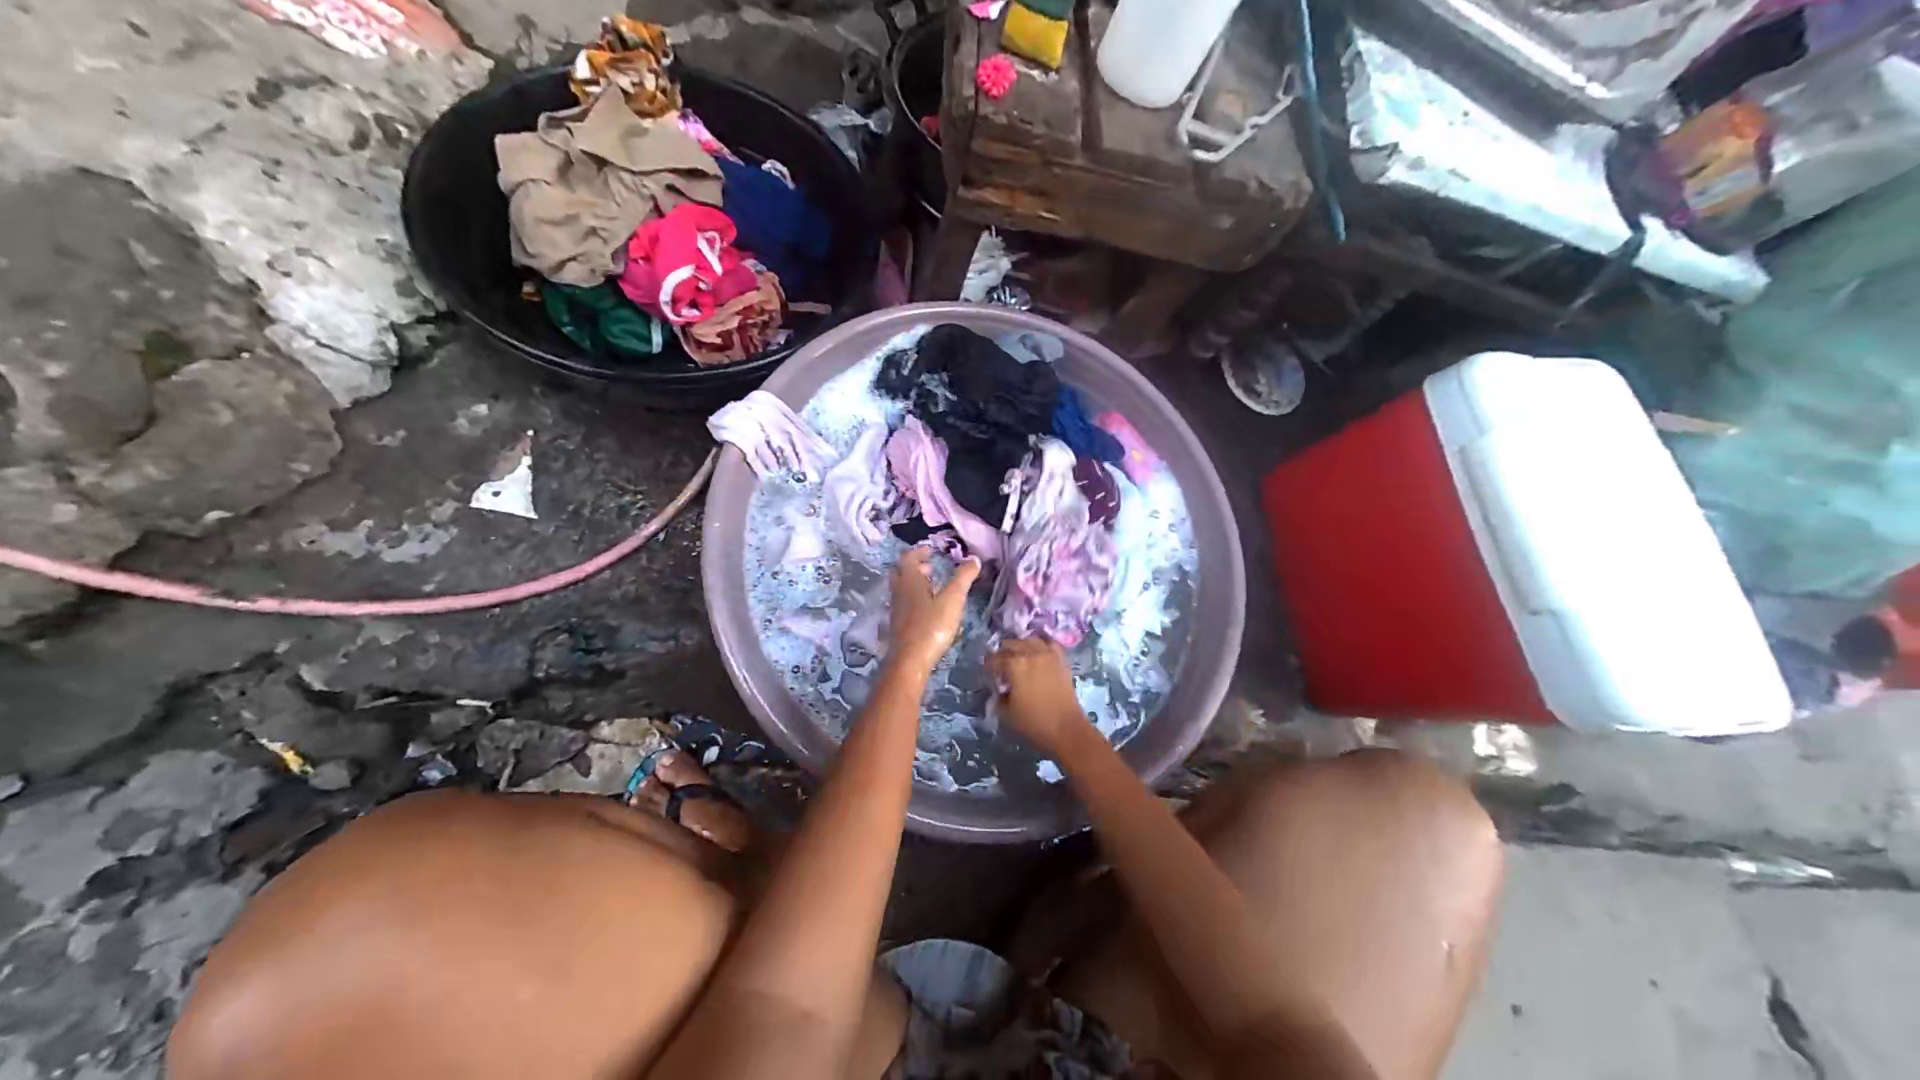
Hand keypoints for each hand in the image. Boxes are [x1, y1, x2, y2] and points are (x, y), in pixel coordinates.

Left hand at [886, 547, 980, 676]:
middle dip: (915, 566)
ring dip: (915, 584)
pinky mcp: (898, 625)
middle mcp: (899, 592)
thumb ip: (963, 578)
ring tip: (933, 587)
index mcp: (909, 581)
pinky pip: (904, 604)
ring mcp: (896, 610)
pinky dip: (915, 599)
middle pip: (901, 572)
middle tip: (931, 567)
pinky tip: (929, 609)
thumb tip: (974, 559)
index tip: (931, 550)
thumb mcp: (953, 599)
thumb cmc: (931, 626)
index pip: (908, 557)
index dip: (919, 551)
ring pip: (902, 589)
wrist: (909, 661)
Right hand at [990, 639, 1091, 758]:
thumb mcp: (1006, 714)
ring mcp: (1048, 655)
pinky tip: (1038, 654)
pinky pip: (1049, 645)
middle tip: (1000, 667)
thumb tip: (1000, 689)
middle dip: (1002, 654)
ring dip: (1021, 646)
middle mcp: (1031, 653)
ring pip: (1030, 640)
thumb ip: (998, 697)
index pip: (994, 658)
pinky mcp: (1062, 661)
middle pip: (1011, 645)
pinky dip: (1041, 646)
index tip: (986, 673)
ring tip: (1018, 658)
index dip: (987, 665)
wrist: (1067, 729)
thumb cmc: (1034, 723)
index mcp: (1014, 665)